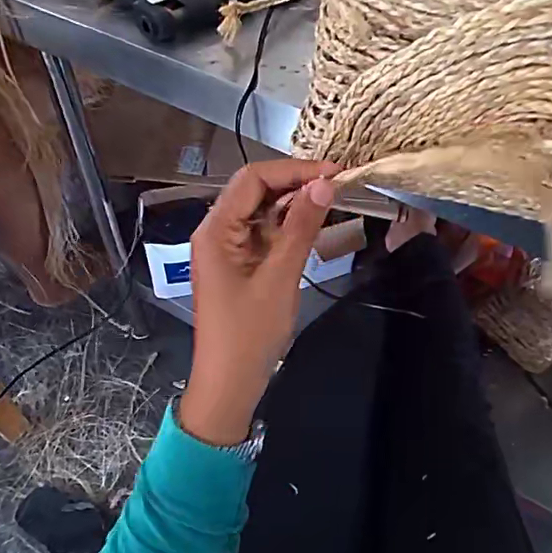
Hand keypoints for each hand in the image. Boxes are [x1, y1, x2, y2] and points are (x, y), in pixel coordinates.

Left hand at [182, 159, 340, 443]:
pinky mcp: (239, 262)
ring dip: (293, 203)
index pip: (252, 179)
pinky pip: (264, 232)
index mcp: (215, 229)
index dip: (293, 169)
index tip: (332, 172)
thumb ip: (301, 227)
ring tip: (331, 199)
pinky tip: (313, 223)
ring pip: (261, 210)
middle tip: (336, 184)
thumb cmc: (249, 333)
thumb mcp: (280, 277)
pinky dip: (288, 225)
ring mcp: (227, 247)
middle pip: (255, 190)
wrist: (229, 382)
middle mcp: (216, 231)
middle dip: (294, 182)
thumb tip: (324, 184)